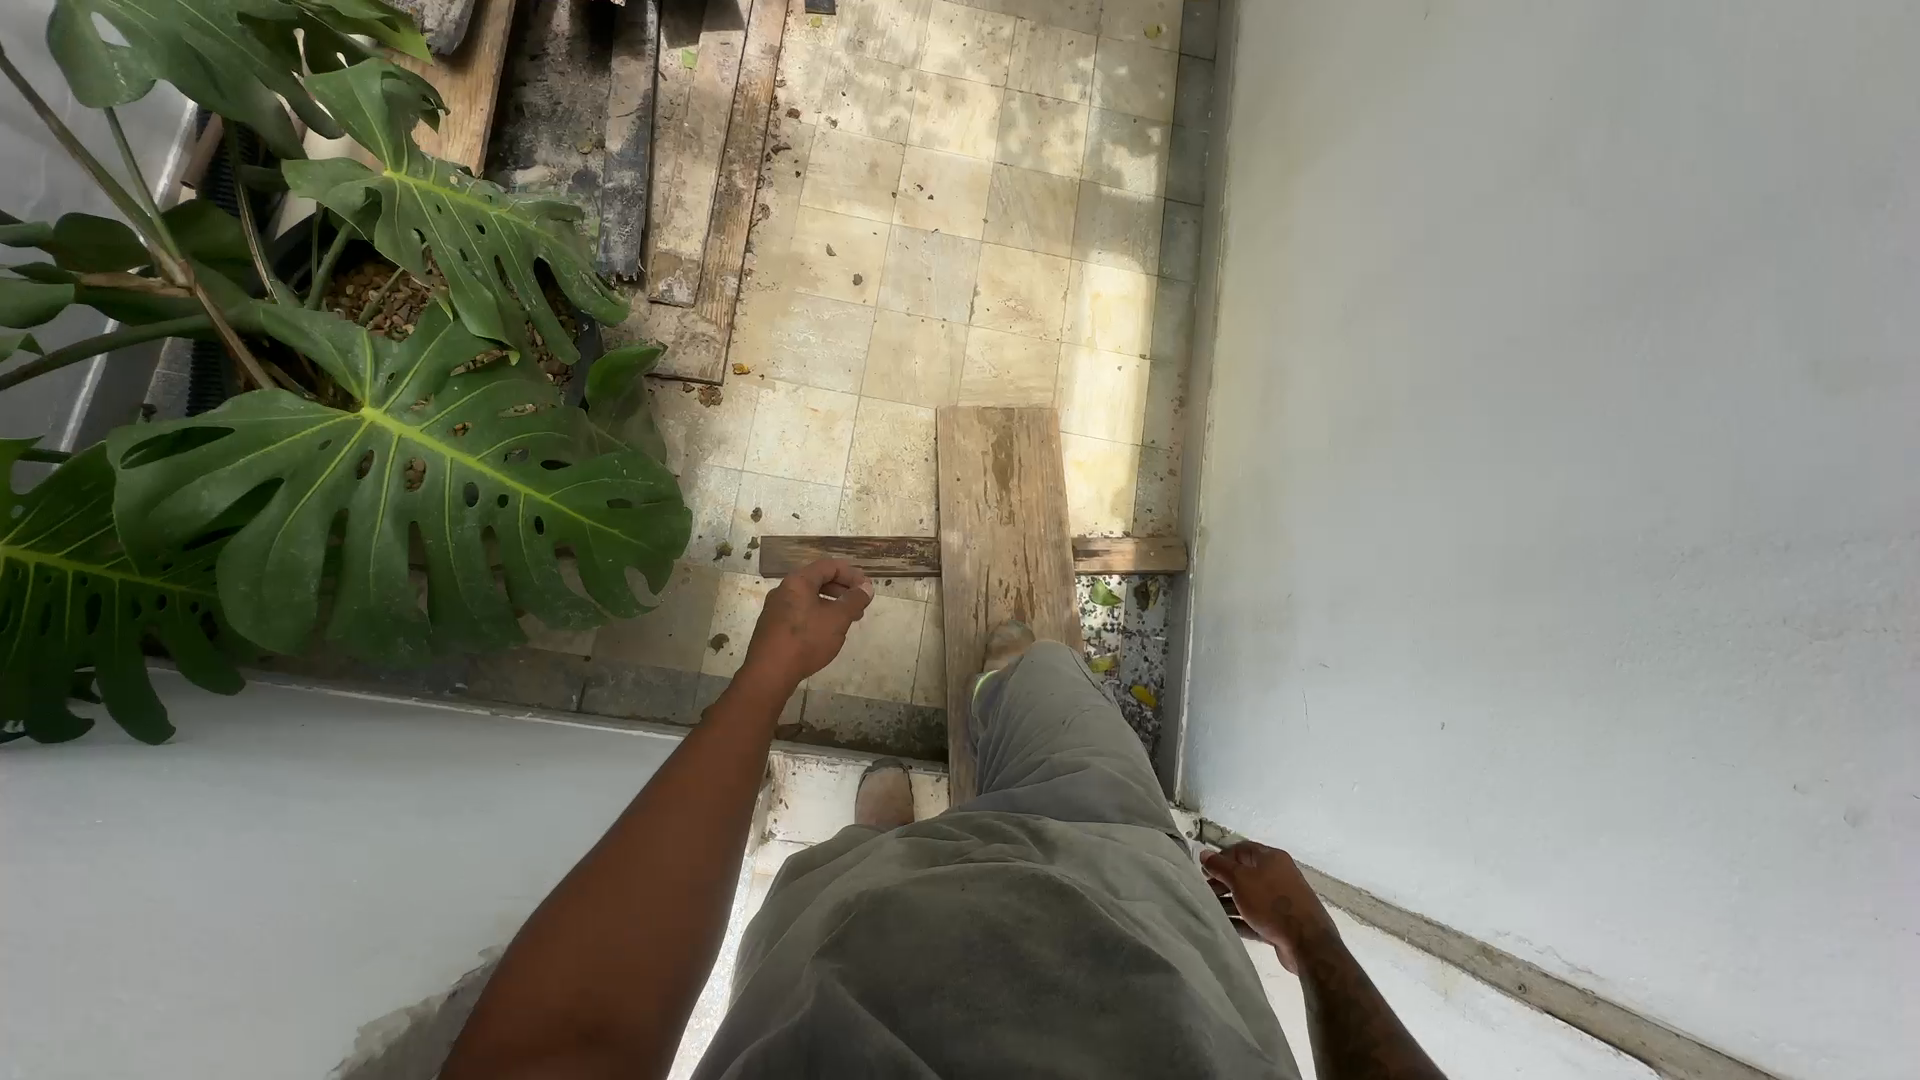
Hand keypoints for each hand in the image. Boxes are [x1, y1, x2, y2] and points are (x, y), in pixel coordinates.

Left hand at [739, 559, 873, 689]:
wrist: (769, 672)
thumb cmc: (806, 639)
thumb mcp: (838, 618)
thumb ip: (854, 600)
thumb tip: (866, 588)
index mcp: (798, 581)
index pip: (829, 566)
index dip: (852, 574)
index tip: (866, 588)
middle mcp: (784, 590)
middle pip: (818, 580)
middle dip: (843, 590)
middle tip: (860, 604)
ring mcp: (776, 609)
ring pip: (810, 598)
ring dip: (832, 605)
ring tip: (847, 621)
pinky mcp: (774, 627)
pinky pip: (800, 612)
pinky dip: (818, 616)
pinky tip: (826, 633)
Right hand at [1201, 841, 1339, 972]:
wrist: (1308, 942)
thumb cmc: (1271, 902)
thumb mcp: (1240, 880)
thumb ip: (1220, 866)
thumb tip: (1204, 854)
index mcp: (1271, 858)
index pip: (1241, 850)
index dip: (1221, 858)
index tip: (1204, 871)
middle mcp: (1278, 875)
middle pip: (1245, 874)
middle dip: (1223, 882)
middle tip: (1206, 892)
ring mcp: (1281, 900)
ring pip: (1249, 897)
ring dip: (1230, 902)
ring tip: (1211, 909)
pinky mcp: (1282, 923)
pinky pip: (1256, 917)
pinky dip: (1241, 920)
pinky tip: (1225, 925)